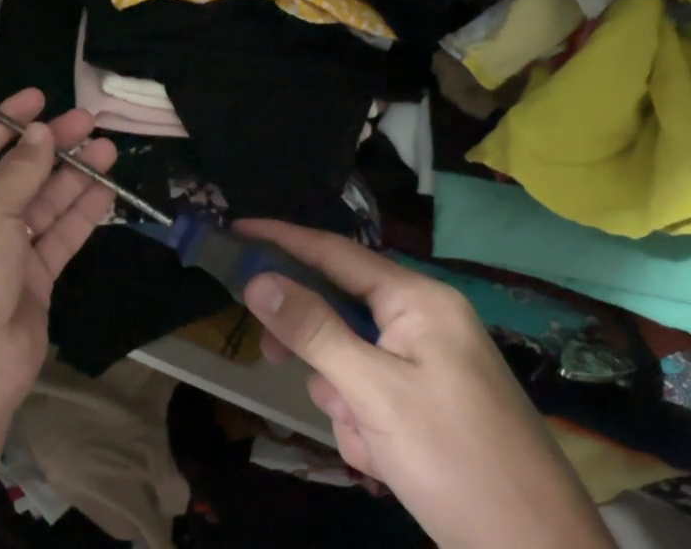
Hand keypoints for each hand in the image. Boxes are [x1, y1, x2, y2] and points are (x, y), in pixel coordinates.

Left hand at [0, 88, 116, 410]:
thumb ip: (20, 172)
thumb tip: (41, 133)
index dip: (9, 120)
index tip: (41, 98)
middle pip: (21, 170)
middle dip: (53, 146)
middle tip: (90, 122)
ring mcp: (9, 247)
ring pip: (46, 201)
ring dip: (75, 176)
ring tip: (109, 149)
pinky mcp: (36, 276)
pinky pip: (61, 235)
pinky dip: (82, 213)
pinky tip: (105, 190)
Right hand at [236, 220, 612, 548]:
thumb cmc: (456, 460)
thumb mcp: (373, 391)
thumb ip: (312, 330)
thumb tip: (256, 280)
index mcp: (419, 302)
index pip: (335, 252)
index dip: (281, 238)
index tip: (234, 229)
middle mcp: (424, 323)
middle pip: (337, 308)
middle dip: (313, 346)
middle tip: (271, 356)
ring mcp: (428, 367)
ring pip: (348, 359)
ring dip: (342, 399)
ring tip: (371, 440)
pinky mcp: (427, 406)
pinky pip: (368, 395)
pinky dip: (364, 424)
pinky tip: (386, 460)